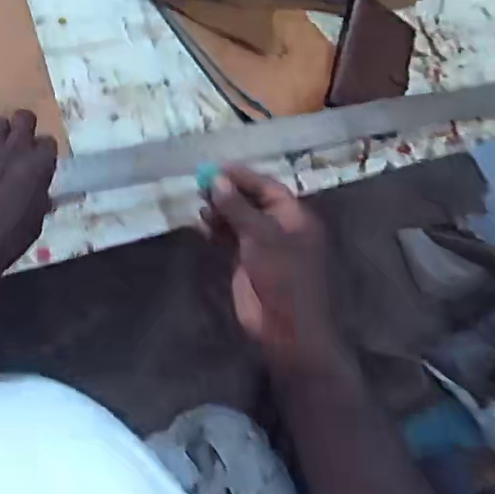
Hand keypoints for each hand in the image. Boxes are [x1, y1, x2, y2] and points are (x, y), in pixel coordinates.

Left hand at [0, 110, 57, 283]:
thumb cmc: (9, 236)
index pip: (48, 142)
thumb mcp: (36, 219)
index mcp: (39, 163)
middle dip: (24, 128)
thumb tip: (41, 192)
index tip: (40, 164)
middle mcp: (15, 148)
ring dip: (1, 134)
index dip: (44, 153)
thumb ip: (40, 197)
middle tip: (21, 145)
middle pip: (24, 117)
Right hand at [201, 166, 342, 373]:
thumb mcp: (259, 235)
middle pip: (250, 200)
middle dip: (226, 192)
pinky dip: (216, 230)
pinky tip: (201, 227)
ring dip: (219, 211)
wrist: (285, 326)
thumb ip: (236, 207)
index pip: (267, 186)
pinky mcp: (247, 259)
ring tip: (200, 209)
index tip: (214, 168)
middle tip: (200, 186)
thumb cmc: (282, 275)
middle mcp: (279, 227)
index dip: (242, 176)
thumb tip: (216, 179)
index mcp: (294, 217)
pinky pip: (229, 236)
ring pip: (237, 218)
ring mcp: (263, 244)